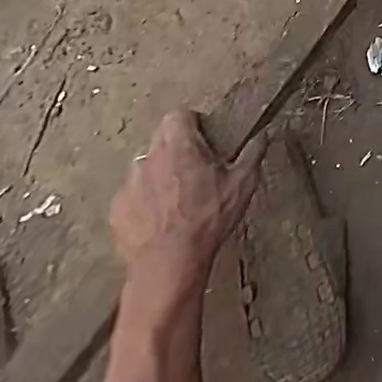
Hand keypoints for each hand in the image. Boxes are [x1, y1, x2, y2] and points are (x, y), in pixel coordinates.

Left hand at [110, 111, 267, 294]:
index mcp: (179, 147)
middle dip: (177, 148)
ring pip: (146, 167)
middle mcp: (149, 160)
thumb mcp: (242, 184)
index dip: (193, 123)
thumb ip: (254, 153)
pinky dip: (145, 200)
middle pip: (160, 139)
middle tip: (196, 168)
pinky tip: (161, 218)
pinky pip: (133, 195)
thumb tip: (264, 134)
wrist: (168, 266)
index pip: (178, 115)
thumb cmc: (207, 220)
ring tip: (178, 197)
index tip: (204, 137)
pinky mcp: (117, 210)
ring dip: (160, 174)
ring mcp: (129, 185)